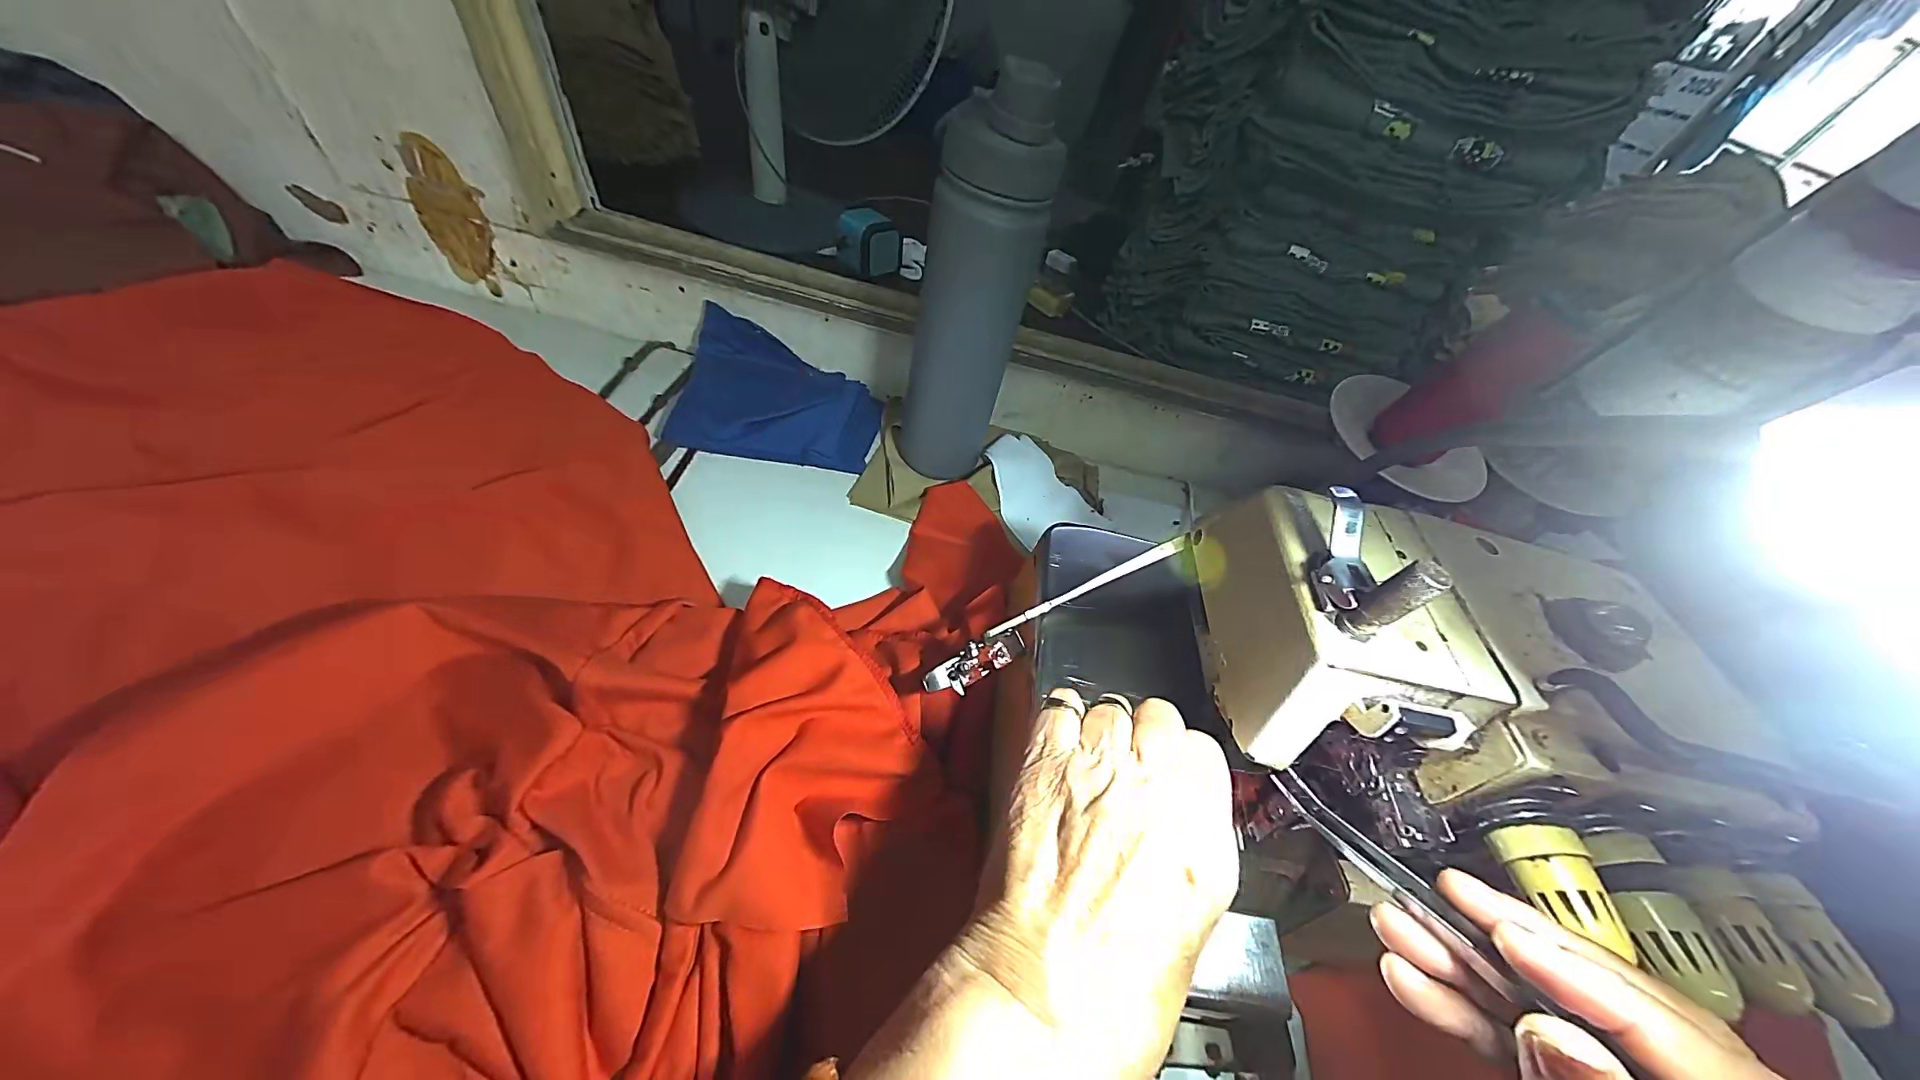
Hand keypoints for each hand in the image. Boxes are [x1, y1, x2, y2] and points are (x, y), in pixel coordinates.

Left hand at [955, 688, 1240, 1077]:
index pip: (1204, 752)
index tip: (1168, 770)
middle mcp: (1153, 790)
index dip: (1183, 759)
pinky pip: (1057, 710)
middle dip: (1146, 734)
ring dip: (1101, 727)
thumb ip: (1191, 851)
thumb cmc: (1113, 990)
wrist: (1039, 995)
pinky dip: (1057, 720)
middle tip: (1128, 762)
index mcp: (1203, 835)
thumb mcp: (1192, 925)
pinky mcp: (1042, 766)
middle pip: (1159, 716)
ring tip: (1089, 757)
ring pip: (1109, 708)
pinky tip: (1055, 743)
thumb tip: (1180, 822)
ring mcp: (1096, 771)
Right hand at [1371, 868, 1781, 1079]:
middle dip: (1496, 938)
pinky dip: (1457, 1008)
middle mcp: (1675, 1065)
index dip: (1572, 964)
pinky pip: (1511, 1037)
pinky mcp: (1568, 1073)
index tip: (1501, 927)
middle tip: (1438, 892)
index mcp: (1730, 1077)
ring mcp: (1618, 1065)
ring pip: (1531, 1005)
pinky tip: (1412, 978)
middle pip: (1590, 990)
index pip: (1658, 1012)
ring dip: (1454, 964)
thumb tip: (1551, 1031)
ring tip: (1400, 927)